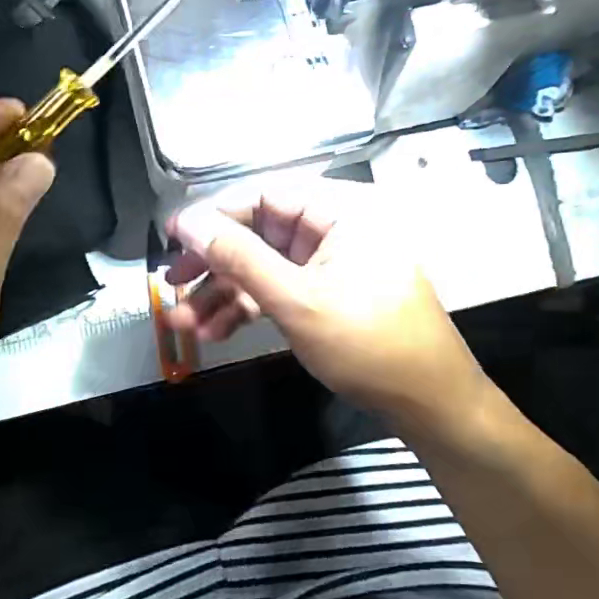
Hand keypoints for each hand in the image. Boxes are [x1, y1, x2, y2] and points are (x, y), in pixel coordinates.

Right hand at [164, 181, 487, 423]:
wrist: (427, 401)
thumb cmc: (366, 344)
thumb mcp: (295, 299)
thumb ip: (238, 257)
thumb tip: (188, 221)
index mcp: (342, 210)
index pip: (265, 197)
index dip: (215, 217)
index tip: (172, 241)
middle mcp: (340, 228)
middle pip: (262, 234)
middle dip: (215, 266)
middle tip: (171, 287)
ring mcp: (337, 263)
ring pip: (269, 267)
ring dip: (226, 294)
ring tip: (185, 325)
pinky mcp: (334, 294)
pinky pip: (285, 290)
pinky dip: (253, 308)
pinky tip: (218, 332)